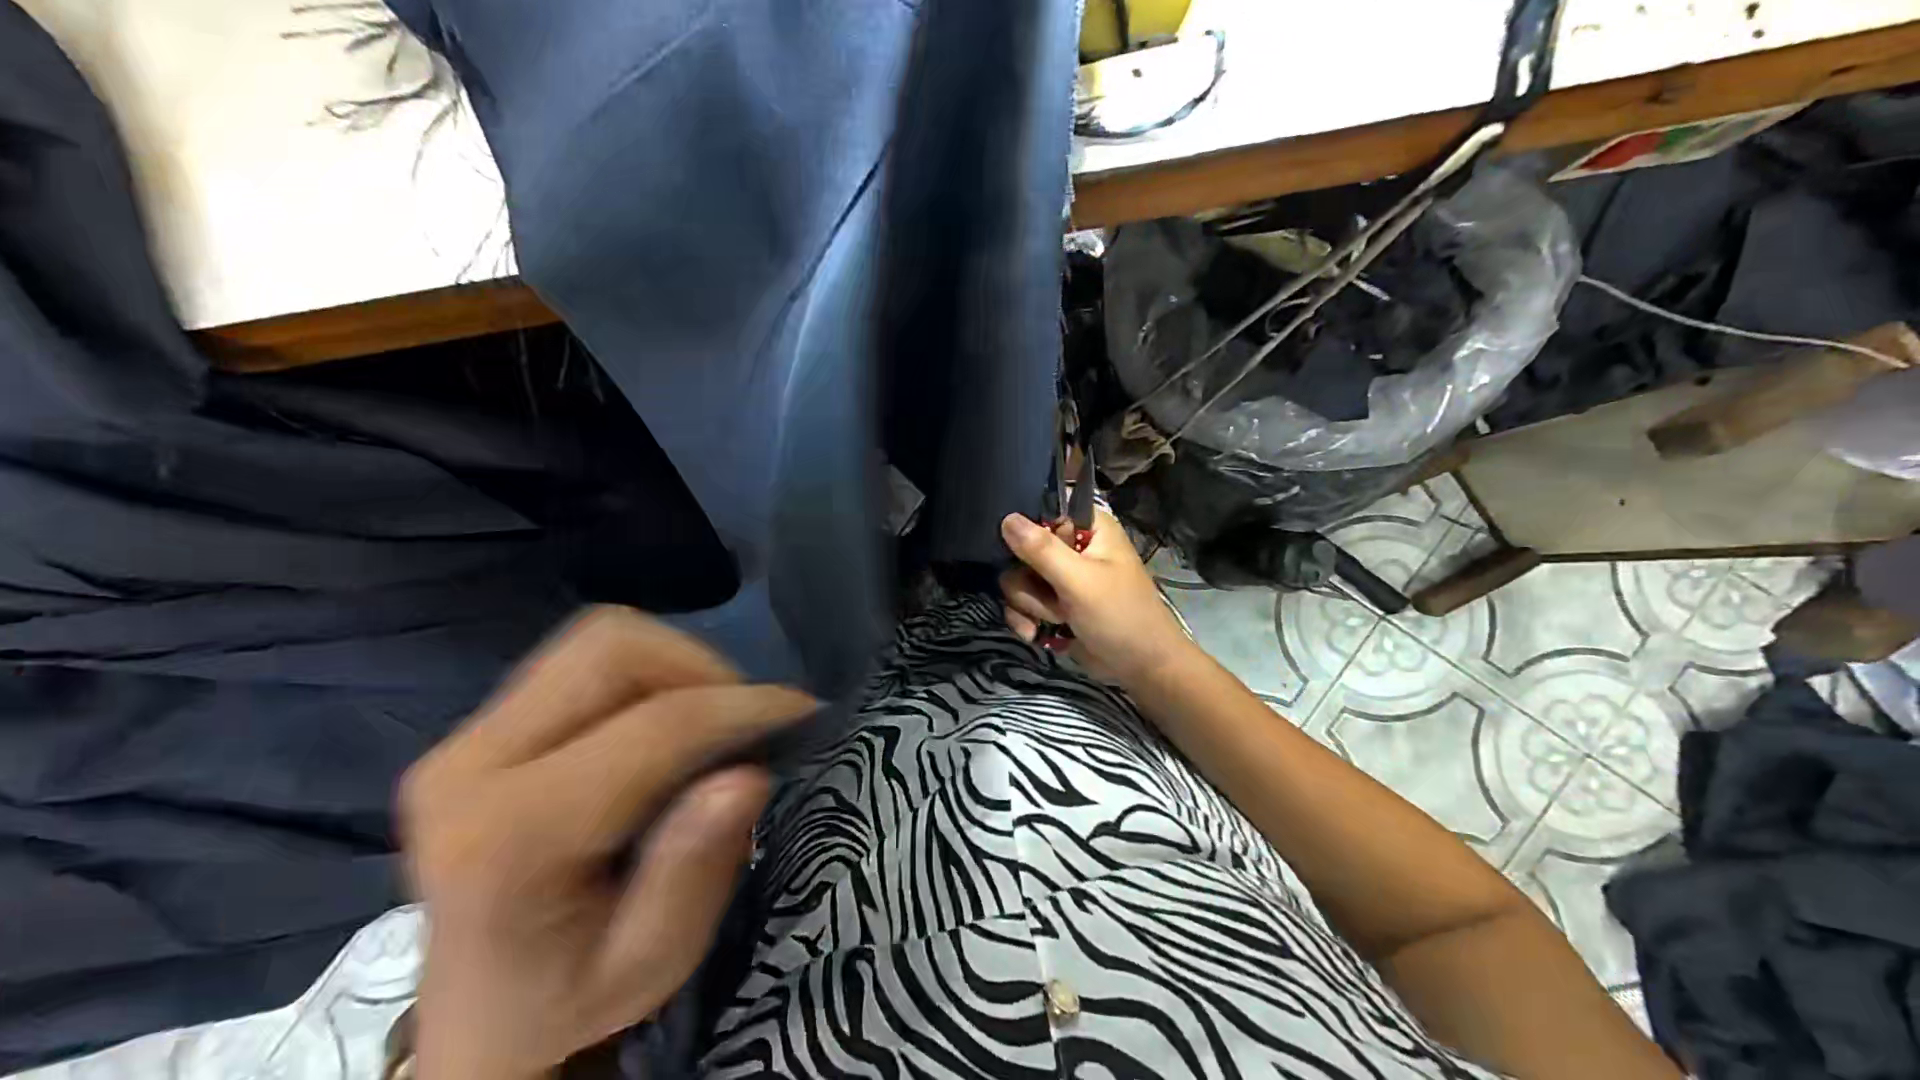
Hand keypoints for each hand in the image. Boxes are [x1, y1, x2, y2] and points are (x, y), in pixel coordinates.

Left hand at [400, 608, 816, 1079]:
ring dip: (677, 663)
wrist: (475, 1013)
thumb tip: (749, 772)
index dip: (741, 708)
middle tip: (747, 721)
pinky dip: (647, 670)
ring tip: (711, 720)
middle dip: (703, 668)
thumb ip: (695, 867)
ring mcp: (466, 735)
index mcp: (510, 836)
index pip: (652, 728)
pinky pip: (582, 657)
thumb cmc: (573, 994)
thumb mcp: (653, 960)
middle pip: (611, 649)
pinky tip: (666, 721)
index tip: (802, 712)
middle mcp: (471, 764)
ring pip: (599, 638)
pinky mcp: (479, 724)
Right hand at [999, 508, 1200, 686]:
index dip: (1026, 533)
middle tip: (1052, 600)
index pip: (1040, 512)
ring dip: (1030, 606)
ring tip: (1056, 621)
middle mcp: (1070, 546)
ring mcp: (1059, 577)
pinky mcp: (1051, 604)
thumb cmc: (1120, 616)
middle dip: (1029, 583)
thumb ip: (1041, 549)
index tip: (1027, 557)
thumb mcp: (1080, 580)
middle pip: (1021, 550)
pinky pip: (1019, 602)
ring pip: (1017, 579)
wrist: (1140, 668)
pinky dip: (1025, 619)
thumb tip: (1006, 518)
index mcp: (1087, 528)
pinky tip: (1035, 635)